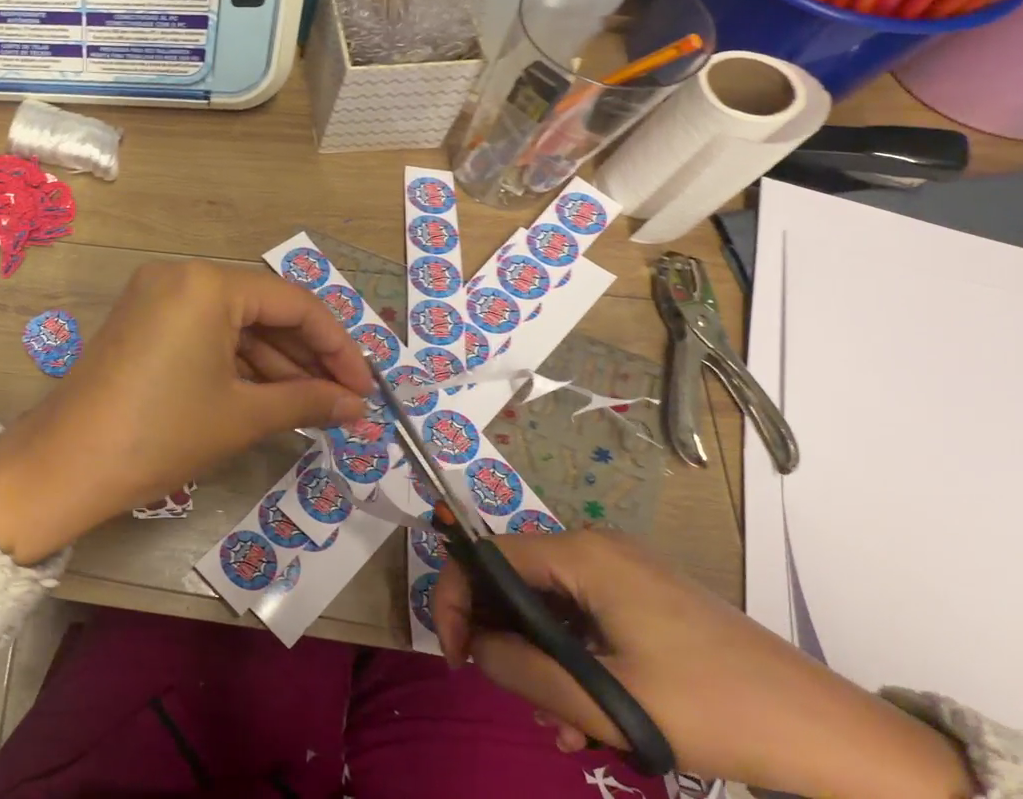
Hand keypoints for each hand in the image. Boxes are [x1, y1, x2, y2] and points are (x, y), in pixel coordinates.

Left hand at [0, 261, 374, 564]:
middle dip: (307, 357)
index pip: (294, 302)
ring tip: (315, 408)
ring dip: (274, 364)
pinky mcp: (139, 324)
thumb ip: (307, 401)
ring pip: (232, 324)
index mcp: (206, 283)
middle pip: (262, 309)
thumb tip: (358, 406)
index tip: (366, 388)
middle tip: (345, 401)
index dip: (338, 346)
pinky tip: (269, 398)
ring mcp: (153, 298)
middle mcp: (178, 276)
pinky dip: (236, 364)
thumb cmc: (162, 434)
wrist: (68, 464)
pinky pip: (202, 334)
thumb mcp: (242, 416)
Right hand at [432, 531, 973, 798]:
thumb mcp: (602, 699)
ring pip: (548, 609)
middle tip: (518, 701)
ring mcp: (626, 574)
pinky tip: (588, 719)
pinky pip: (583, 621)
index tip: (459, 661)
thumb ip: (518, 669)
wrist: (831, 736)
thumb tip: (476, 646)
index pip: (485, 556)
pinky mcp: (647, 601)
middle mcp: (598, 550)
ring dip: (540, 664)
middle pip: (514, 583)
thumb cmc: (712, 709)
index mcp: (584, 555)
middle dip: (505, 643)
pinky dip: (573, 662)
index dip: (455, 602)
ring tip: (561, 726)